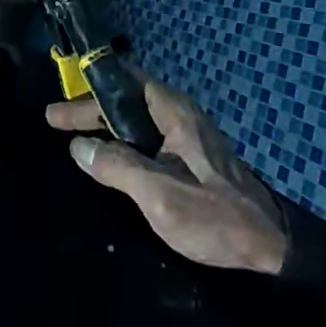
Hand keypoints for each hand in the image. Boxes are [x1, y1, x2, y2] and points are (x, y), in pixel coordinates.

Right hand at [48, 73, 289, 273]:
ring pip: (134, 119)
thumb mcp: (159, 193)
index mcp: (173, 112)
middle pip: (125, 99)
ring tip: (73, 135)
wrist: (271, 248)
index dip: (91, 81)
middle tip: (54, 119)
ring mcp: (185, 136)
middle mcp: (178, 115)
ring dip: (103, 124)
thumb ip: (116, 166)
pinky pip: (145, 137)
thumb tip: (78, 146)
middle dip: (89, 107)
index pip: (125, 78)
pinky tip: (106, 156)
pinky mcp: (189, 157)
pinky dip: (119, 139)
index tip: (62, 87)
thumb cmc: (214, 215)